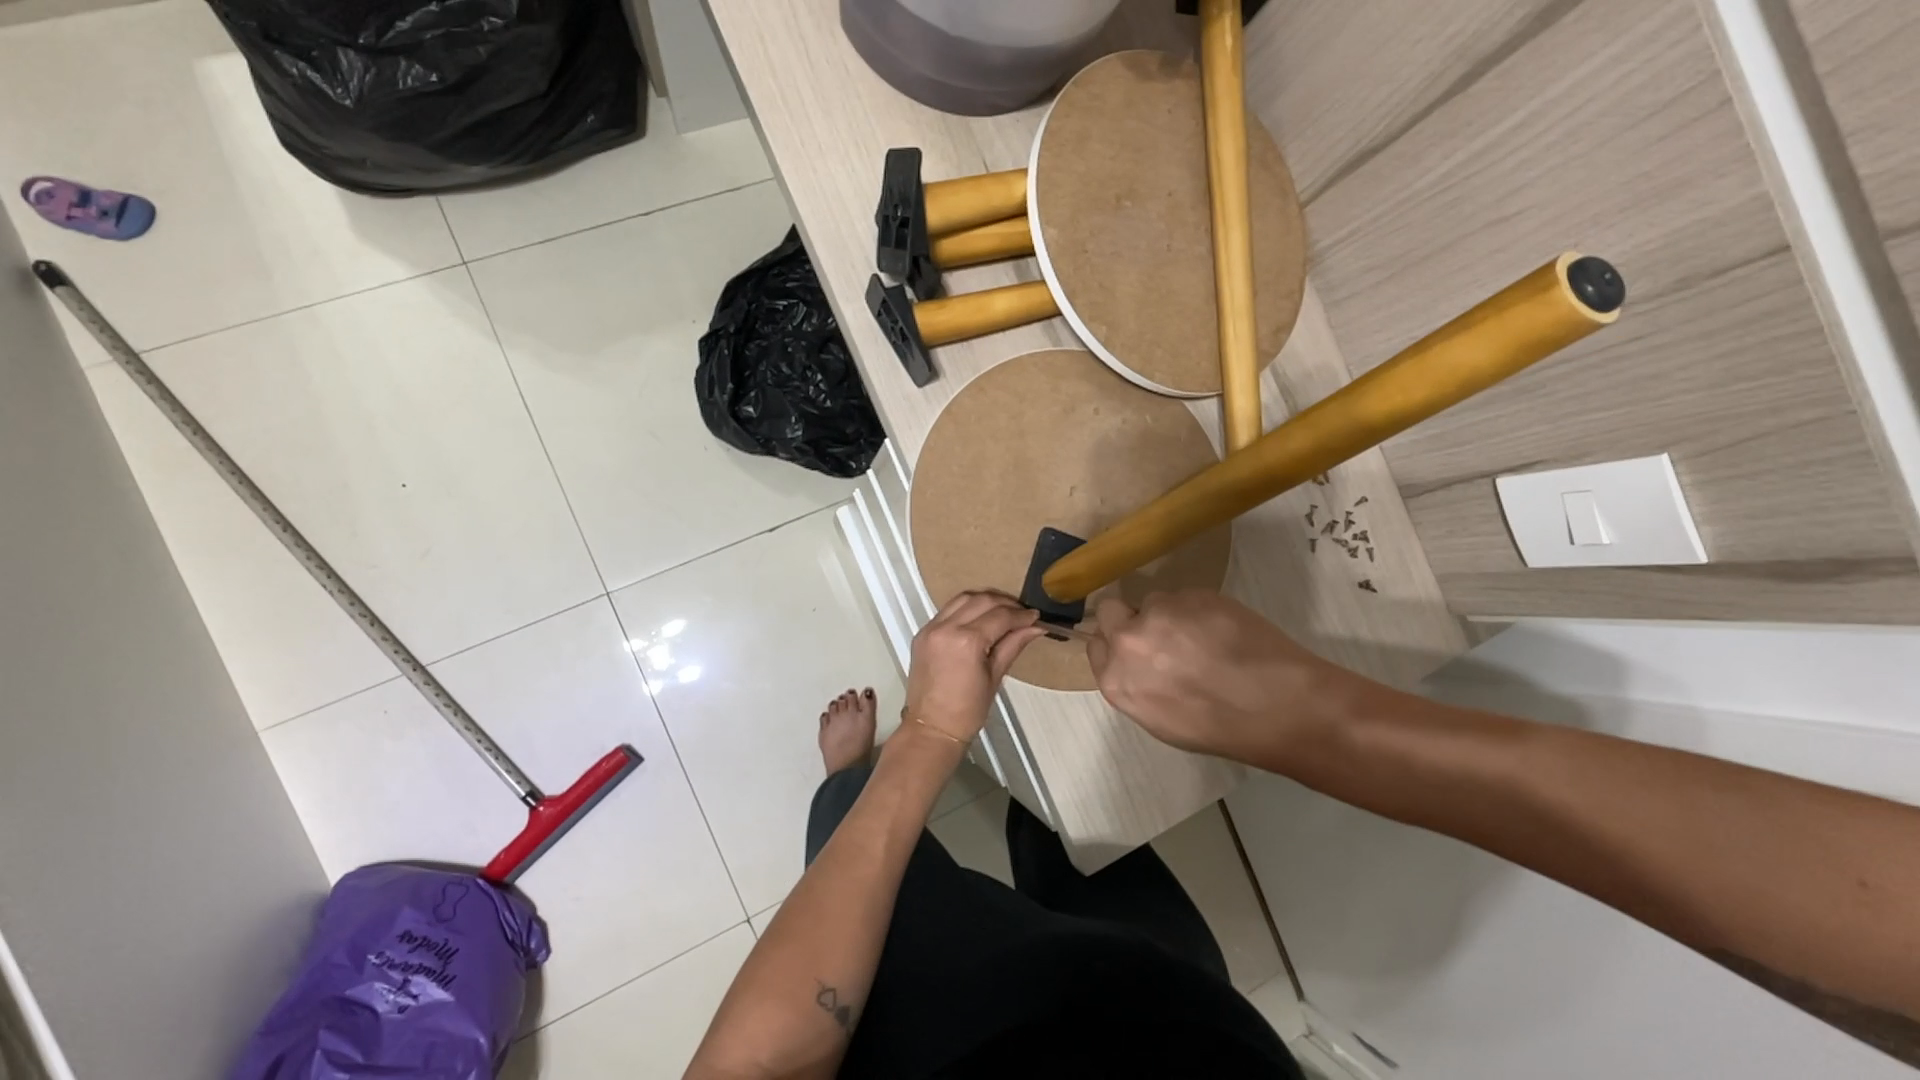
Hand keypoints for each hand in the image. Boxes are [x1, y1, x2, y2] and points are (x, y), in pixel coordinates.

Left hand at [902, 591, 1045, 743]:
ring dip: (985, 600)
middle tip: (1022, 614)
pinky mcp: (923, 633)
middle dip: (1005, 603)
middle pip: (982, 600)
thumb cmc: (966, 711)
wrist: (932, 727)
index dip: (1021, 615)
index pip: (1000, 616)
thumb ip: (1013, 645)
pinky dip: (966, 608)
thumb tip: (1035, 628)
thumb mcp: (995, 676)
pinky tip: (980, 618)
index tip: (1035, 618)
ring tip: (1003, 612)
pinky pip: (947, 610)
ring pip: (963, 598)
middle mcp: (946, 629)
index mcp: (966, 642)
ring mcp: (931, 629)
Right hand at [1086, 590, 1344, 763]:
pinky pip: (1188, 597)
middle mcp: (1129, 641)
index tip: (1136, 650)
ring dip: (1171, 614)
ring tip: (1206, 638)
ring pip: (1155, 601)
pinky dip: (1201, 610)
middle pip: (1111, 611)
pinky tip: (1227, 632)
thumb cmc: (1219, 728)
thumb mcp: (1161, 721)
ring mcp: (1161, 612)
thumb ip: (1136, 685)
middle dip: (1131, 618)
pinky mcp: (1195, 594)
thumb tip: (1139, 667)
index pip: (1096, 645)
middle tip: (1162, 634)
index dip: (1116, 644)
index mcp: (1116, 680)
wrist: (1275, 705)